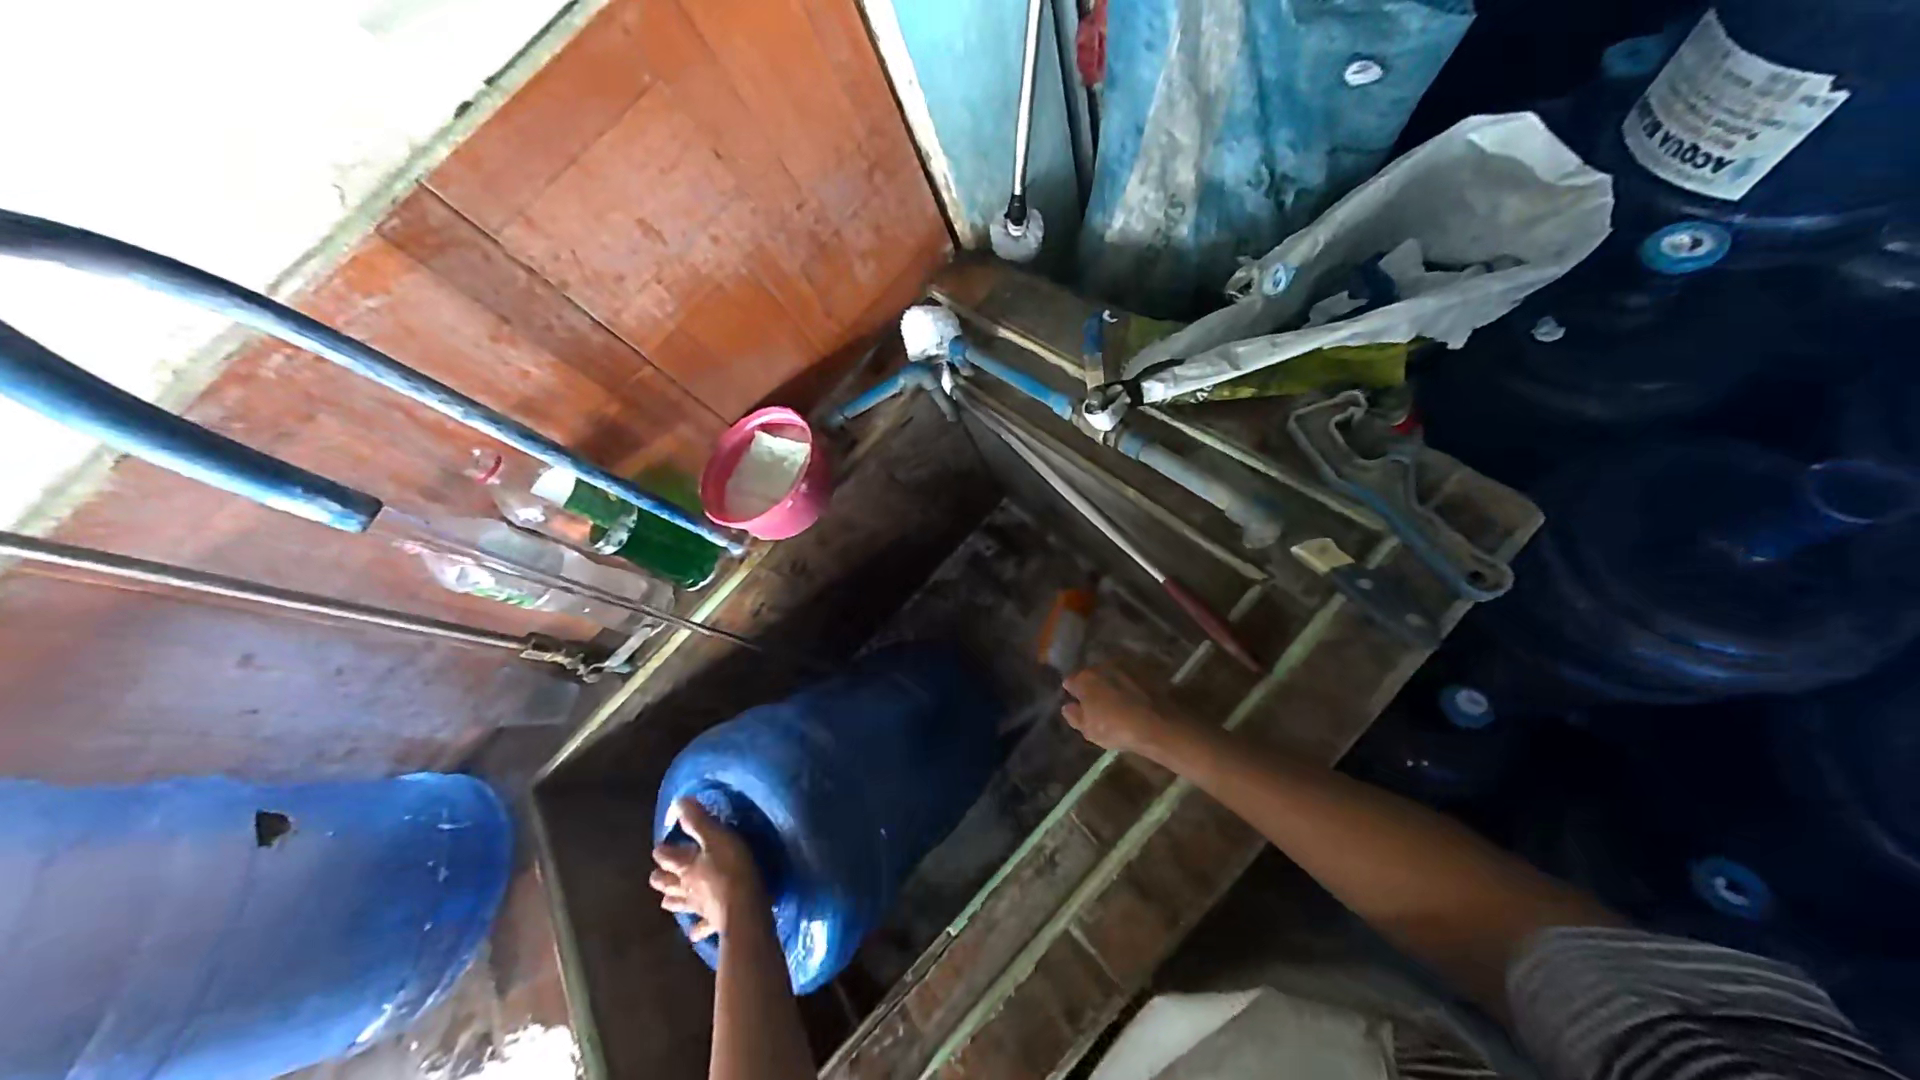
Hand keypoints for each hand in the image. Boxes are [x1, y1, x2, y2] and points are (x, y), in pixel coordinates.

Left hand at [650, 797, 766, 941]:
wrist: (744, 910)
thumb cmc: (732, 868)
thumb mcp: (717, 837)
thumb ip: (698, 820)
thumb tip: (679, 802)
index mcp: (686, 866)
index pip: (665, 856)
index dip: (663, 850)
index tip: (662, 845)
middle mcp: (686, 887)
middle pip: (665, 882)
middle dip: (662, 876)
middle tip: (662, 871)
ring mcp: (698, 907)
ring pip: (678, 904)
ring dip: (673, 900)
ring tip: (668, 899)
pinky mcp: (712, 923)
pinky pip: (701, 927)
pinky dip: (697, 929)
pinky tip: (694, 933)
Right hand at [1061, 667, 1189, 757]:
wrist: (1157, 724)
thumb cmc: (1116, 728)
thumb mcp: (1088, 730)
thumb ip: (1074, 716)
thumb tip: (1067, 706)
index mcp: (1084, 679)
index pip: (1070, 681)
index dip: (1073, 693)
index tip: (1077, 704)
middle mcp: (1102, 666)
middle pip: (1091, 675)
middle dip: (1093, 686)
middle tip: (1098, 704)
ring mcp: (1125, 666)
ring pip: (1111, 674)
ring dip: (1112, 683)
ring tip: (1118, 701)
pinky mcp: (1145, 670)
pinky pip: (1130, 677)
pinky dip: (1129, 684)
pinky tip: (1134, 698)